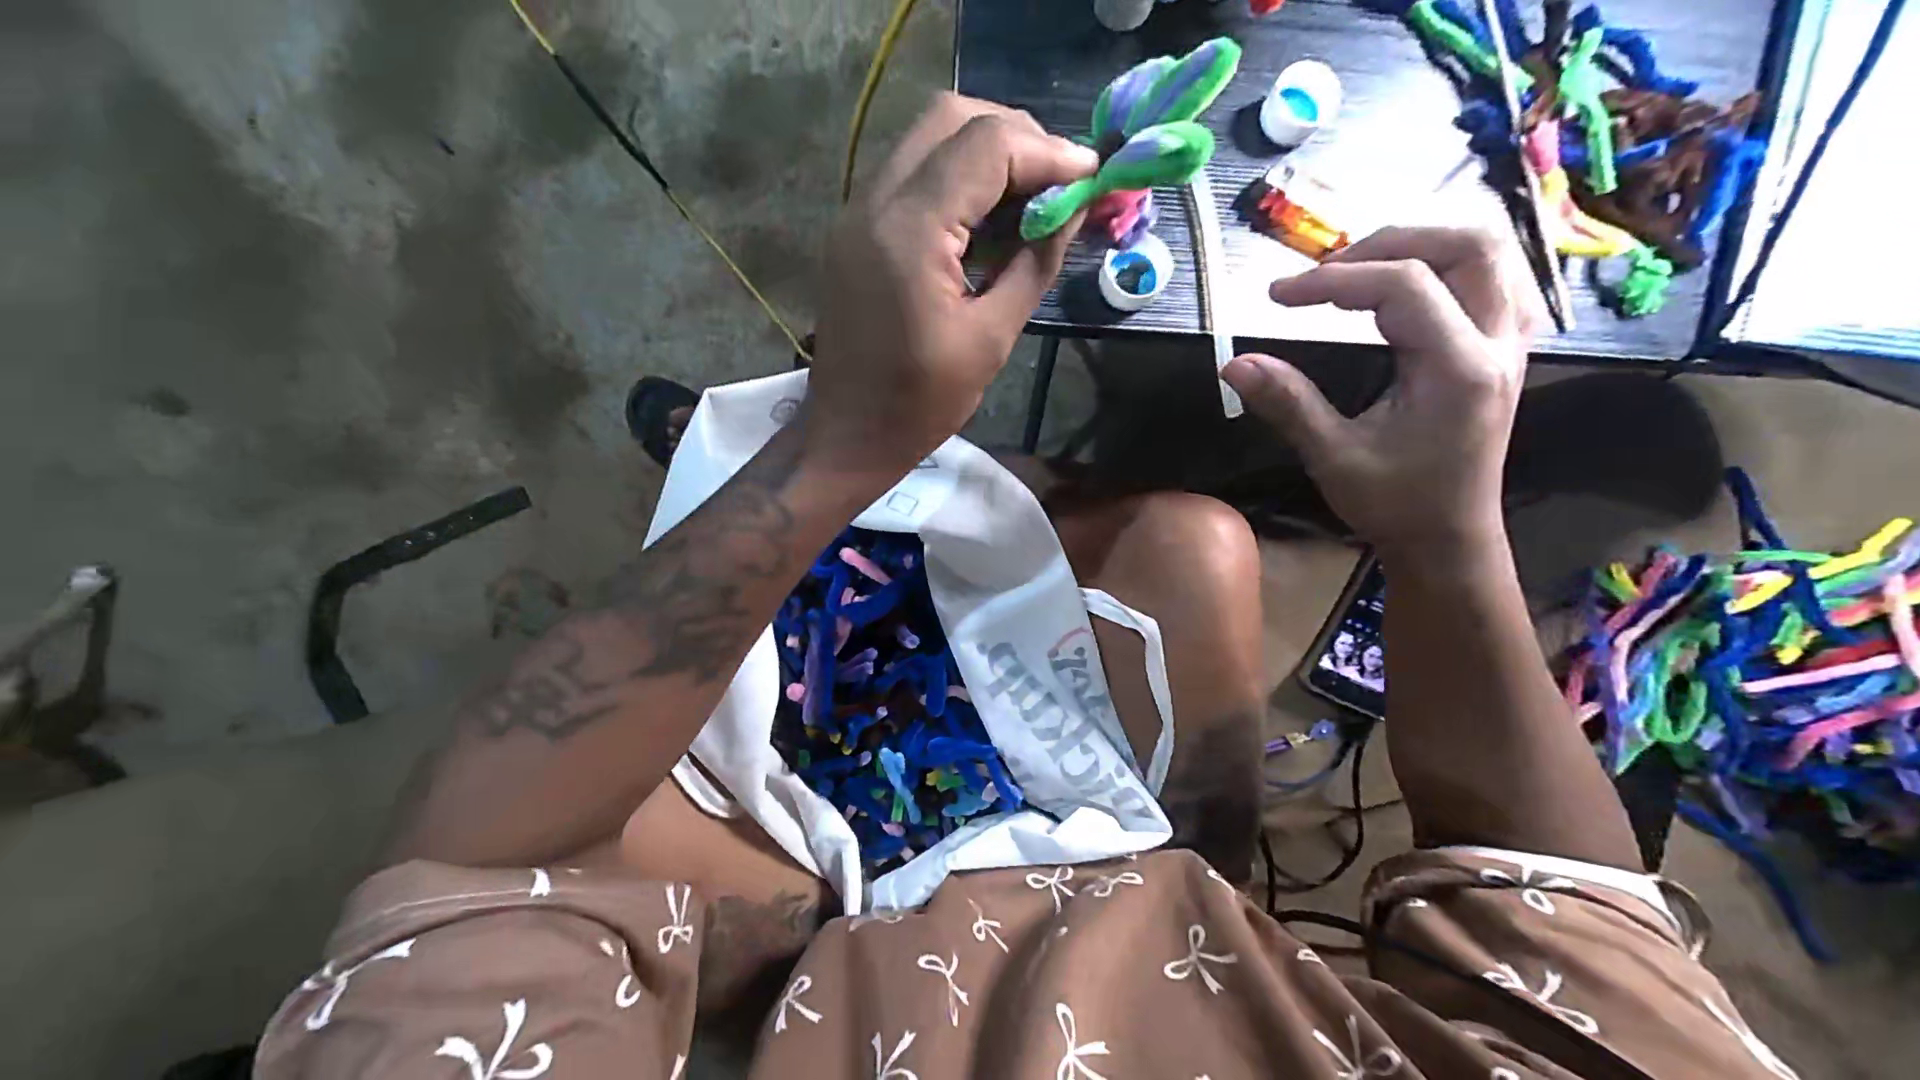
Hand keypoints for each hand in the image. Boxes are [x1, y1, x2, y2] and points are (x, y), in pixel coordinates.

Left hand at [806, 93, 1098, 478]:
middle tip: (1058, 183)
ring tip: (1031, 199)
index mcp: (908, 232)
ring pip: (929, 140)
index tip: (1091, 175)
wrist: (847, 436)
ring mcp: (856, 213)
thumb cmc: (920, 404)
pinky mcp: (855, 231)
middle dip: (1016, 138)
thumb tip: (1072, 207)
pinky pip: (911, 175)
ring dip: (986, 153)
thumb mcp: (990, 339)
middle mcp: (874, 203)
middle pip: (951, 118)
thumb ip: (1035, 263)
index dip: (1048, 152)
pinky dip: (956, 179)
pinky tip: (987, 220)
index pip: (986, 146)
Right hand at [1221, 227, 1547, 554]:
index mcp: (1457, 366)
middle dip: (1389, 242)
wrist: (1449, 538)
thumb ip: (1288, 403)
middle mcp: (1496, 342)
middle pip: (1466, 246)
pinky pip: (1496, 279)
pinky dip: (1451, 266)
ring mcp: (1509, 344)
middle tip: (1327, 270)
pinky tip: (1414, 284)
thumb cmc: (1395, 503)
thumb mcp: (1334, 457)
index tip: (1277, 295)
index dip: (1332, 280)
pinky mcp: (1503, 351)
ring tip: (1362, 267)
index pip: (1402, 285)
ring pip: (1489, 254)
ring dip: (1424, 245)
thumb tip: (1234, 364)